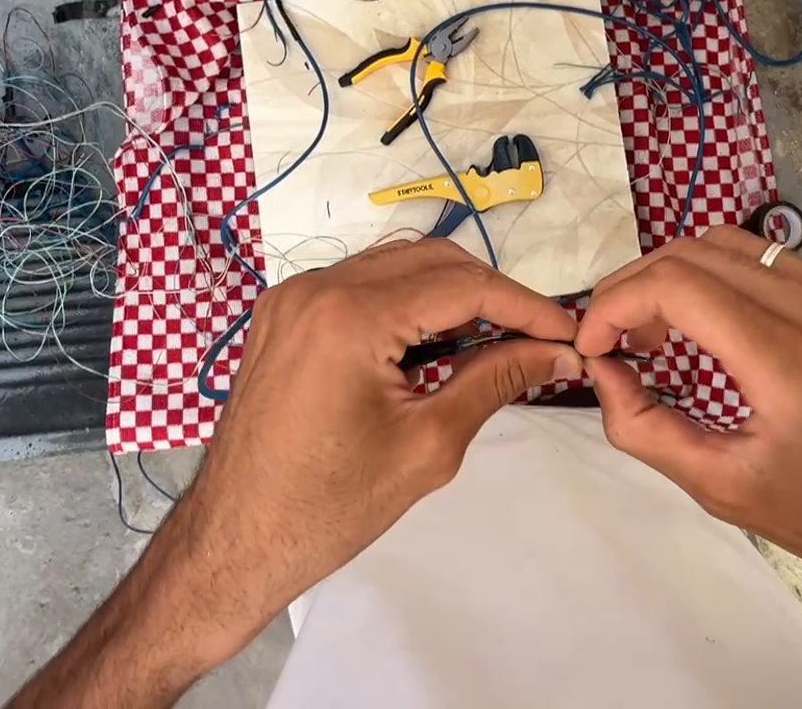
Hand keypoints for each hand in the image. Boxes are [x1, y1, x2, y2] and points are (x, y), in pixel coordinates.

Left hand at [11, 238, 578, 708]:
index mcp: (350, 315)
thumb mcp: (428, 446)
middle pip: (430, 260)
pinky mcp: (283, 309)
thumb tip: (556, 352)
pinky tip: (432, 337)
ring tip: (492, 337)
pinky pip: (360, 282)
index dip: (525, 304)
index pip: (462, 285)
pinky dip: (405, 299)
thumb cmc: (331, 508)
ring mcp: (294, 293)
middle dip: (490, 293)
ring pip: (395, 264)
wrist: (233, 541)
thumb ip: (497, 381)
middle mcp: (317, 285)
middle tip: (535, 336)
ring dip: (449, 292)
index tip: (568, 328)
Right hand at [575, 226, 801, 707]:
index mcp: (794, 364)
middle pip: (693, 251)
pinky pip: (766, 263)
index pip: (676, 285)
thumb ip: (643, 427)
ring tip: (658, 333)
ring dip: (673, 277)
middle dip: (634, 287)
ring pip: (727, 245)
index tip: (592, 344)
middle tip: (615, 338)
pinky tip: (714, 329)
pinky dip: (718, 282)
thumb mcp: (723, 489)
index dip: (614, 303)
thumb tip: (600, 369)